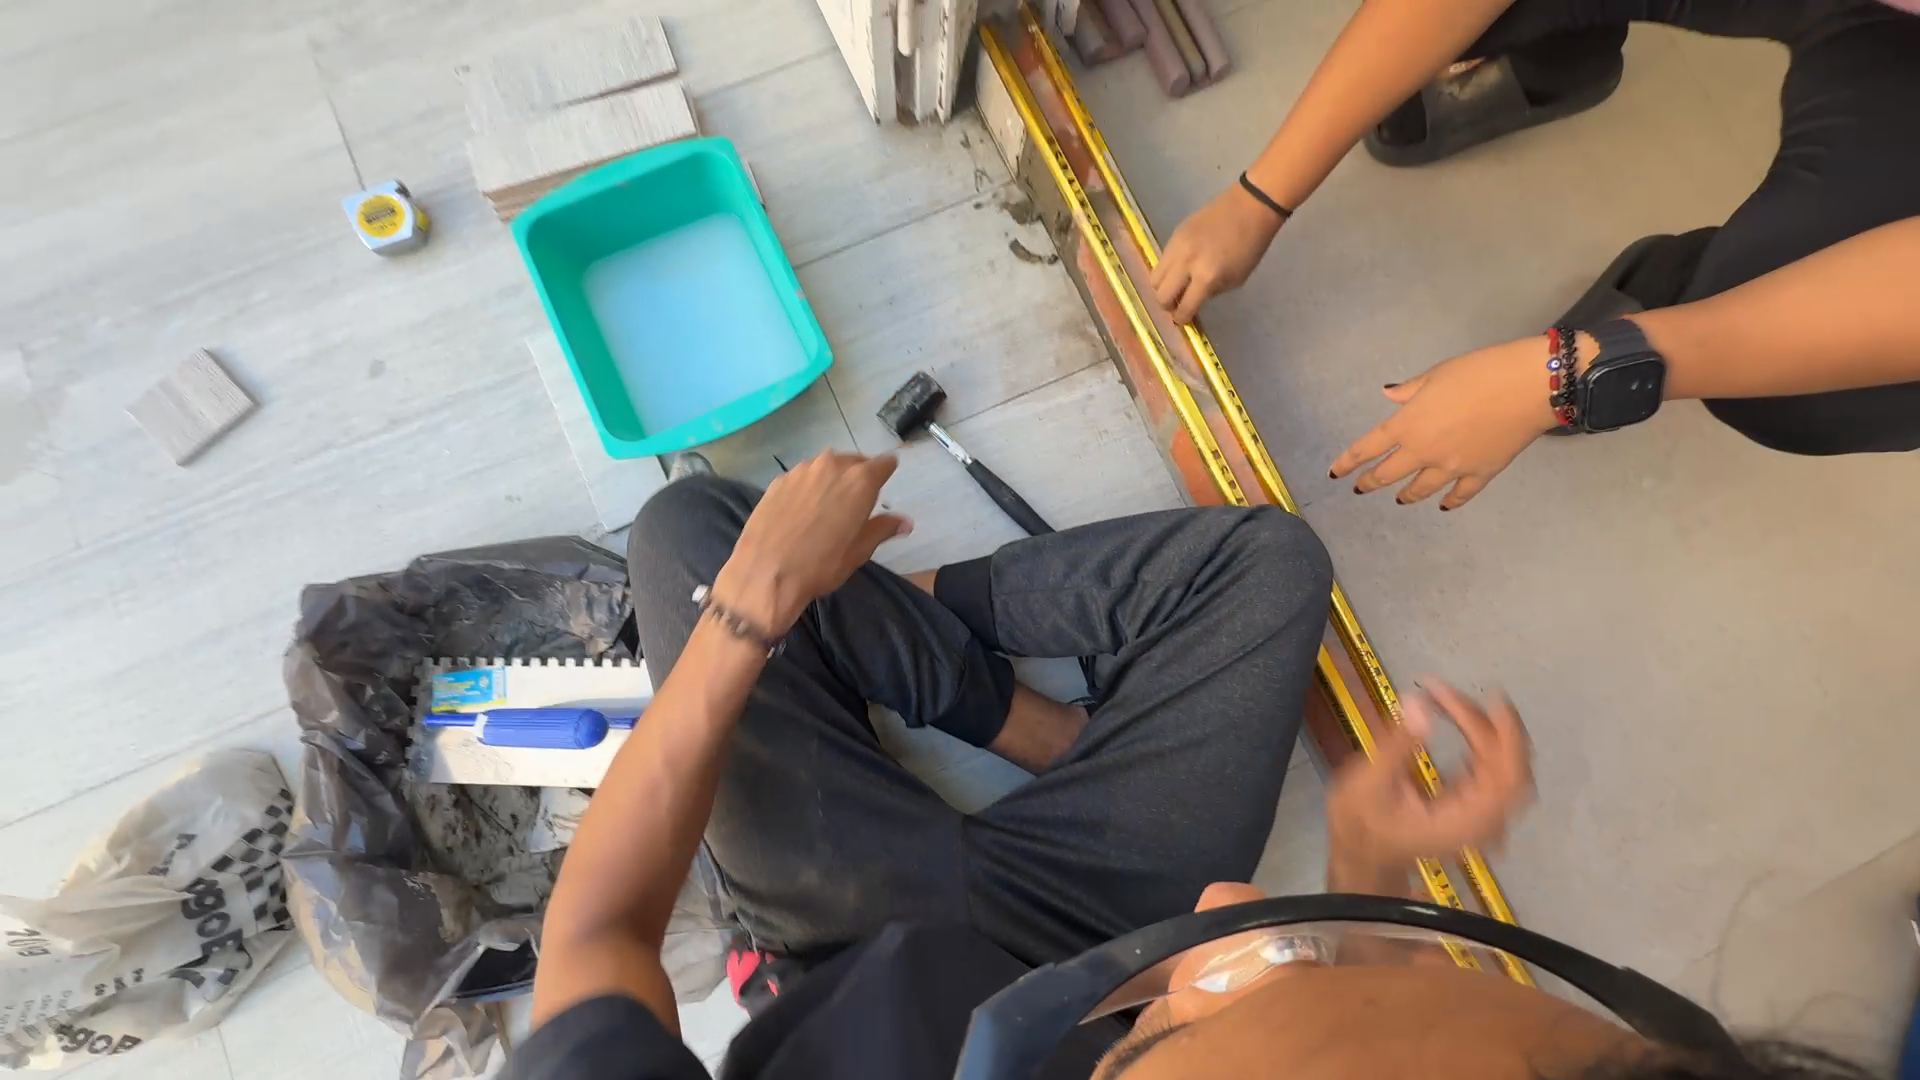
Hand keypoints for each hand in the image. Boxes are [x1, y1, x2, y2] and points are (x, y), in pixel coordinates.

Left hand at [711, 452, 911, 634]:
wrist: (765, 574)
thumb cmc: (822, 564)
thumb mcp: (860, 550)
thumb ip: (884, 528)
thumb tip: (905, 521)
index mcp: (860, 480)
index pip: (884, 464)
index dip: (886, 473)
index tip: (885, 484)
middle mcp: (831, 466)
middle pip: (854, 462)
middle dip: (859, 477)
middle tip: (856, 503)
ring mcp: (801, 471)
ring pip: (826, 468)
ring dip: (832, 481)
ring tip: (827, 508)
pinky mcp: (778, 481)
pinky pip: (802, 478)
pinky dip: (808, 488)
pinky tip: (802, 512)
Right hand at [1150, 183, 1285, 324]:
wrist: (1251, 205)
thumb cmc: (1250, 246)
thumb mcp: (1236, 279)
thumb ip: (1210, 292)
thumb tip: (1191, 301)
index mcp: (1206, 277)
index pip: (1184, 308)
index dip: (1182, 318)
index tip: (1183, 319)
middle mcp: (1186, 263)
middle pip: (1161, 296)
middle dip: (1168, 305)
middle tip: (1176, 303)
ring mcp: (1177, 247)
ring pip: (1154, 279)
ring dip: (1163, 287)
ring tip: (1175, 285)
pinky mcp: (1174, 234)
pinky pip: (1161, 261)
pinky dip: (1167, 270)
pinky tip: (1179, 267)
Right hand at [1325, 682, 1532, 876]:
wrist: (1360, 858)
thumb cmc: (1359, 825)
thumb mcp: (1367, 784)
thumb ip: (1397, 746)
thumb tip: (1420, 703)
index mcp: (1465, 822)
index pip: (1507, 778)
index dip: (1508, 737)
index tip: (1493, 699)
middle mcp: (1484, 822)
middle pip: (1506, 767)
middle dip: (1483, 723)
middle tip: (1444, 691)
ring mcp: (1481, 817)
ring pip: (1501, 767)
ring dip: (1481, 729)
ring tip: (1447, 699)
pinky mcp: (1472, 808)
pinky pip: (1491, 771)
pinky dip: (1480, 742)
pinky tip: (1460, 723)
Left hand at [1330, 334, 1562, 509]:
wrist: (1532, 385)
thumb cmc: (1479, 372)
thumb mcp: (1436, 375)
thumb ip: (1409, 391)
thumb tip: (1389, 396)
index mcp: (1406, 426)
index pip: (1365, 449)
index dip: (1346, 463)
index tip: (1334, 473)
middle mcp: (1422, 451)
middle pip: (1387, 474)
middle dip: (1369, 482)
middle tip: (1361, 488)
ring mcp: (1451, 467)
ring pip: (1419, 489)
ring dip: (1405, 495)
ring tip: (1399, 499)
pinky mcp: (1480, 474)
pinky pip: (1460, 495)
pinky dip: (1450, 502)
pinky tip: (1443, 506)